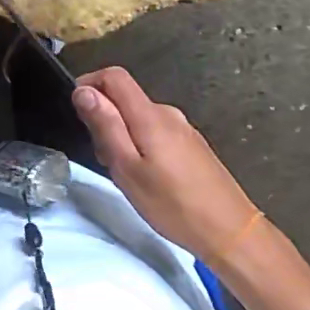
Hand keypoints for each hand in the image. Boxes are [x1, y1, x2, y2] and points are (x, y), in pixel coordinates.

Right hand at [72, 66, 261, 261]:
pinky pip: (155, 130)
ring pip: (138, 116)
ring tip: (123, 172)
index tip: (78, 113)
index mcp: (150, 115)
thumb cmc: (172, 203)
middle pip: (125, 97)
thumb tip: (82, 91)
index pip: (114, 76)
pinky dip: (139, 143)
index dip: (89, 84)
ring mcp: (183, 128)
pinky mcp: (191, 145)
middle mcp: (168, 113)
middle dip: (103, 117)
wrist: (231, 233)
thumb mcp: (127, 168)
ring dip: (120, 133)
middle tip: (102, 156)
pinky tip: (146, 176)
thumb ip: (105, 125)